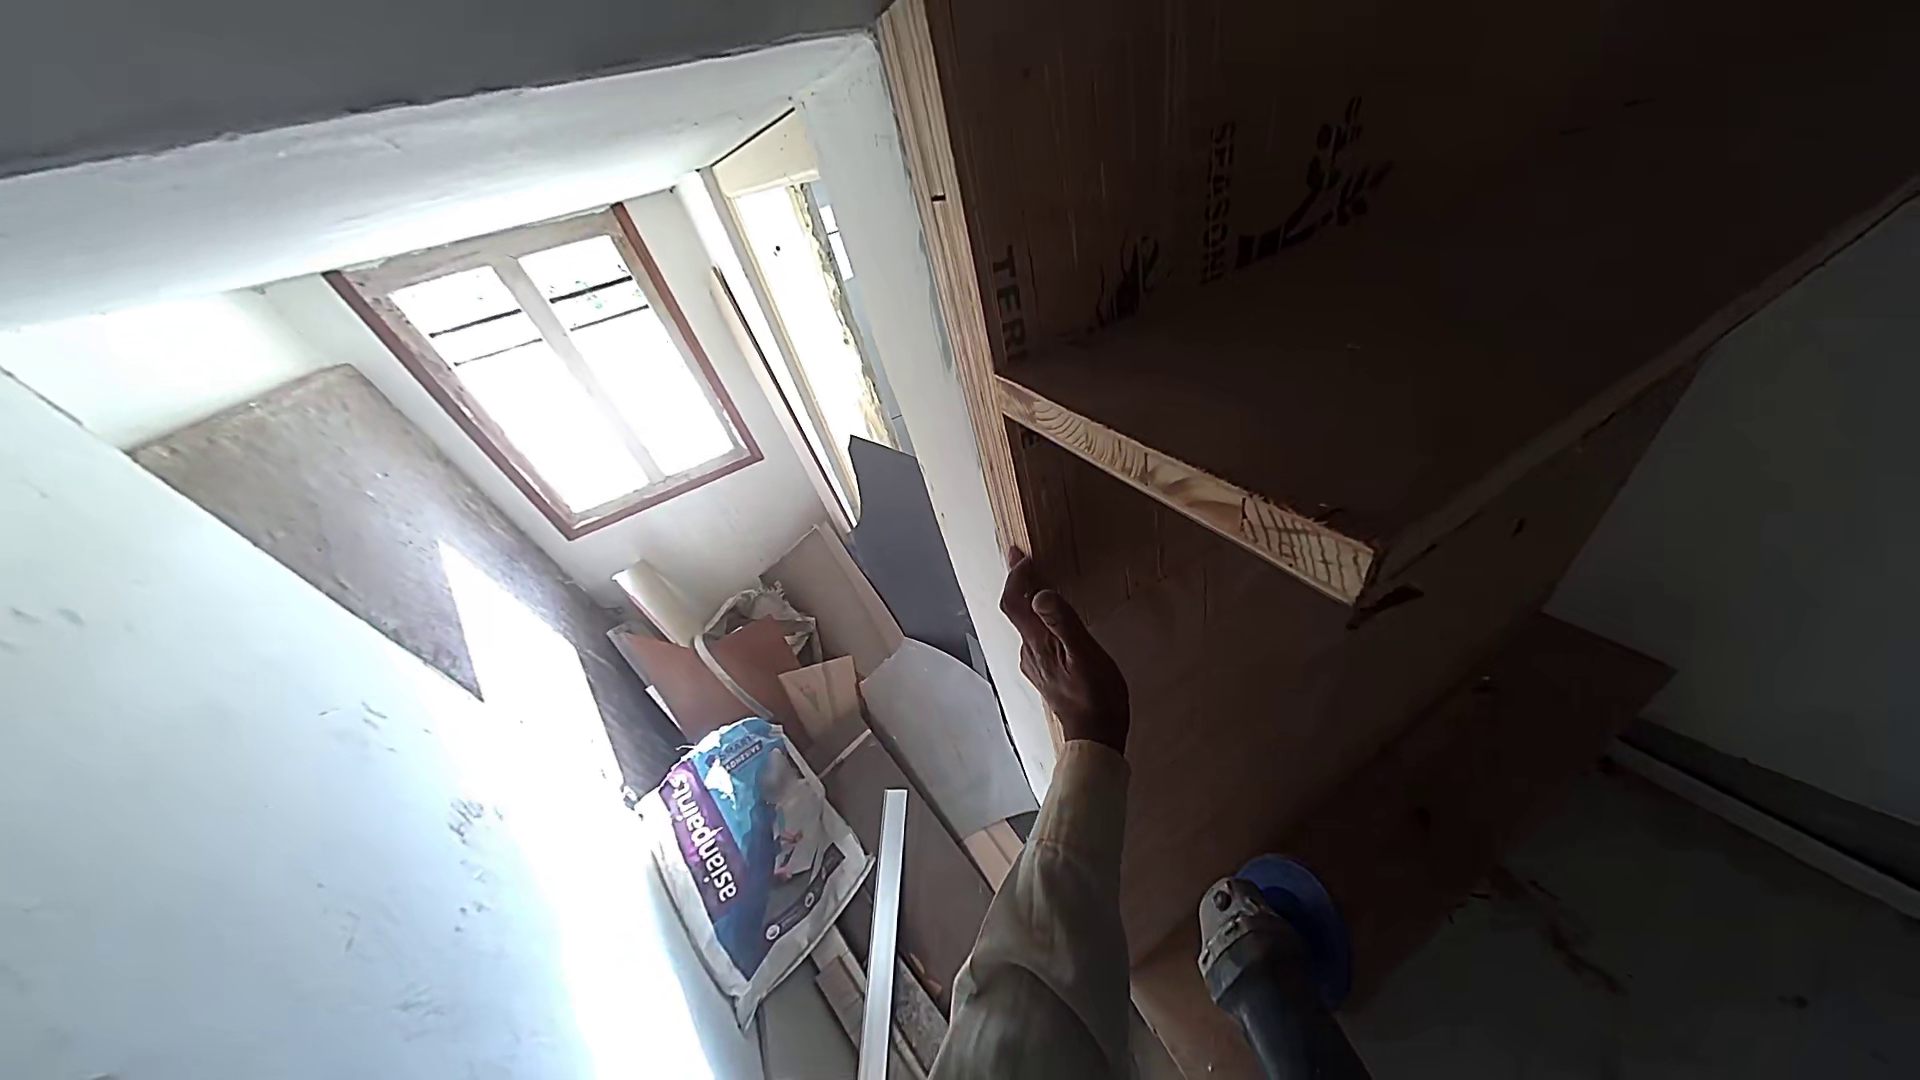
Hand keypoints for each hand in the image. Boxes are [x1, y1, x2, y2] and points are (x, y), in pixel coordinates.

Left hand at [1000, 548, 1129, 752]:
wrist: (1096, 737)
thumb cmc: (1097, 696)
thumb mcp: (1086, 655)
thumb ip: (1062, 623)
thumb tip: (1039, 594)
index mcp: (1037, 644)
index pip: (1013, 603)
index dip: (1015, 577)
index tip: (1021, 555)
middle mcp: (1028, 652)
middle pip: (1015, 611)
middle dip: (1019, 583)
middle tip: (1025, 559)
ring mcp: (1034, 664)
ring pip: (1025, 624)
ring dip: (1029, 601)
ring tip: (1040, 582)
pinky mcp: (1044, 672)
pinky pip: (1035, 637)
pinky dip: (1038, 619)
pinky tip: (1053, 620)